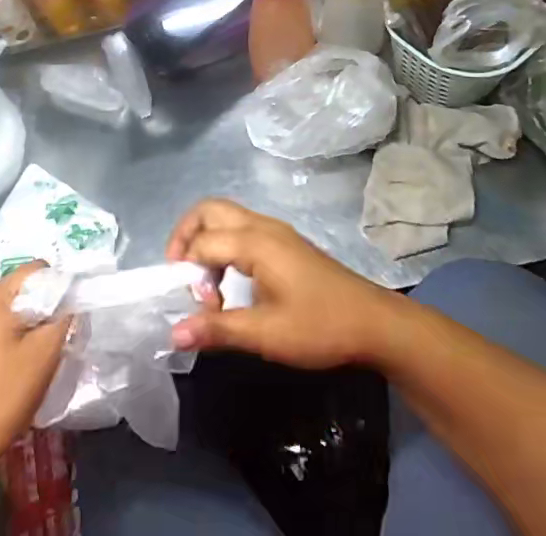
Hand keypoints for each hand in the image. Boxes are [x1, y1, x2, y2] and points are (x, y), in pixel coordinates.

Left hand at [0, 262, 69, 469]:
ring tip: (47, 349)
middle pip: (21, 289)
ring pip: (10, 311)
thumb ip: (65, 316)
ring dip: (32, 324)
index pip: (34, 269)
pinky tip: (25, 362)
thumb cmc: (4, 394)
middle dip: (46, 305)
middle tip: (63, 331)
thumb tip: (73, 300)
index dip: (59, 283)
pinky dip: (16, 337)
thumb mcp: (46, 352)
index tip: (73, 309)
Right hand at [165, 199, 407, 369]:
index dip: (189, 275)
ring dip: (206, 243)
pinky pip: (242, 231)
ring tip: (207, 288)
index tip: (201, 309)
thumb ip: (217, 329)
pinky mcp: (285, 244)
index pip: (202, 242)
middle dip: (186, 236)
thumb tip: (173, 333)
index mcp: (257, 242)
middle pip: (210, 210)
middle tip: (180, 276)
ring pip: (226, 218)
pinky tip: (230, 285)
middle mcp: (264, 227)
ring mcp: (277, 232)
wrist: (373, 323)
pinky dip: (224, 247)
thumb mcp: (265, 334)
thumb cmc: (320, 326)